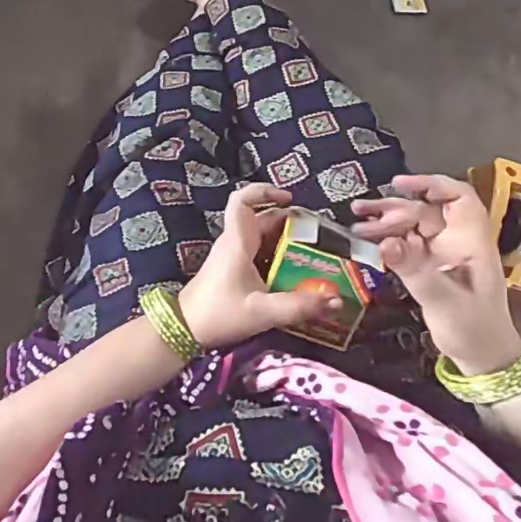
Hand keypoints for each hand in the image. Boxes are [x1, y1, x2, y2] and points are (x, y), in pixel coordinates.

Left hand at [177, 184, 341, 348]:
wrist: (185, 330)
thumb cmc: (219, 314)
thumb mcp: (262, 312)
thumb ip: (299, 306)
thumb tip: (336, 300)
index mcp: (237, 241)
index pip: (242, 200)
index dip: (264, 192)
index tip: (290, 200)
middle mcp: (234, 243)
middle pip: (261, 219)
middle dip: (289, 223)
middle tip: (317, 236)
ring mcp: (232, 256)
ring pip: (262, 237)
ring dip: (285, 241)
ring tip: (313, 254)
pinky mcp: (233, 270)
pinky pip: (259, 253)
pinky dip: (277, 257)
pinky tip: (295, 273)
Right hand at [351, 174, 520, 372]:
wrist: (483, 360)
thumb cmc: (474, 329)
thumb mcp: (445, 302)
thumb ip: (416, 271)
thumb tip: (386, 243)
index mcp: (471, 242)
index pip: (458, 197)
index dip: (431, 183)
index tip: (399, 184)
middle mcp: (457, 242)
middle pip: (426, 211)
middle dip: (394, 208)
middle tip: (362, 213)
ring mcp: (443, 256)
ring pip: (414, 227)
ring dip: (386, 223)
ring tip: (358, 226)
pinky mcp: (431, 269)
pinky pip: (407, 246)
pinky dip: (388, 241)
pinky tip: (370, 244)